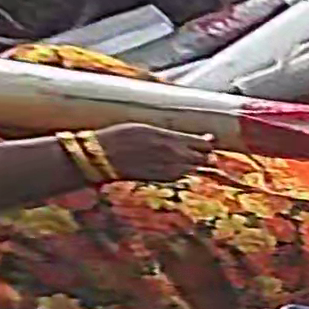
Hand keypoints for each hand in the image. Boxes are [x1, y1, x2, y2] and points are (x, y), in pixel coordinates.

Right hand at [93, 123, 215, 182]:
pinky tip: (167, 165)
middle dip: (204, 155)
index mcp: (170, 137)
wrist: (101, 156)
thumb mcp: (147, 129)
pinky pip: (184, 175)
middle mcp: (175, 153)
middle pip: (206, 158)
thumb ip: (174, 136)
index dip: (207, 144)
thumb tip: (202, 138)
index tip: (206, 142)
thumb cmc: (120, 137)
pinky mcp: (167, 178)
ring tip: (177, 158)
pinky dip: (182, 171)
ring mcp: (172, 167)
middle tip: (195, 152)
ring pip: (197, 168)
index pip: (204, 144)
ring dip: (194, 164)